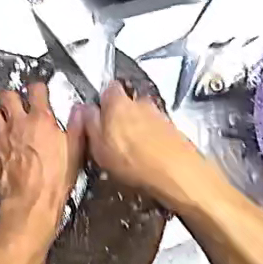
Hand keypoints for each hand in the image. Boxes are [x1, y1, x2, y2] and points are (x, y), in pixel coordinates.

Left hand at [0, 81, 84, 237]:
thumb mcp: (75, 152)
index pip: (36, 91)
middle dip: (10, 96)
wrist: (31, 203)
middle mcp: (17, 124)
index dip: (37, 89)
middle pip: (7, 96)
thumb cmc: (54, 181)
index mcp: (40, 120)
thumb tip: (80, 111)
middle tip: (15, 101)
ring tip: (2, 118)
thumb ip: (77, 128)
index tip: (39, 91)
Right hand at [75, 81, 203, 201]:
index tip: (96, 116)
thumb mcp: (98, 146)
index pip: (108, 88)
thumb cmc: (134, 161)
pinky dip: (151, 140)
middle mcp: (141, 103)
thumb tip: (82, 110)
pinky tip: (147, 158)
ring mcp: (160, 116)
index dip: (101, 101)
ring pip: (142, 117)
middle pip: (126, 103)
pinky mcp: (175, 131)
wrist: (179, 175)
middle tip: (111, 138)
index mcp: (118, 102)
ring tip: (130, 152)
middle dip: (119, 116)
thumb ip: (89, 123)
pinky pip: (156, 131)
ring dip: (136, 129)